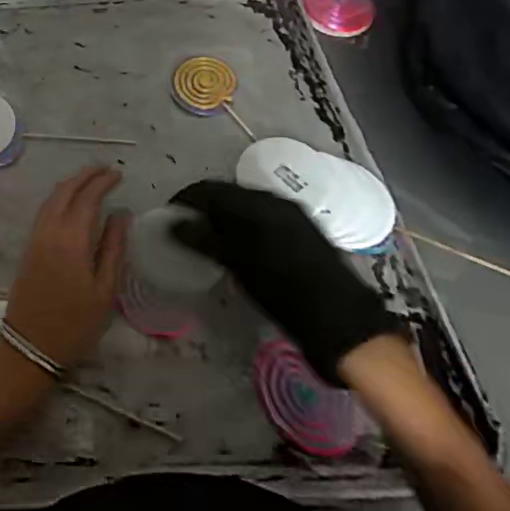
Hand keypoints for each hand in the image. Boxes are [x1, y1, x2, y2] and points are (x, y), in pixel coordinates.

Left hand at [5, 166, 128, 368]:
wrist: (29, 347)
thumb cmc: (75, 323)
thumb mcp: (105, 289)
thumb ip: (114, 247)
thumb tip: (121, 214)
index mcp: (72, 238)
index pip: (88, 197)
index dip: (103, 182)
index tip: (119, 175)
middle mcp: (50, 230)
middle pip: (67, 190)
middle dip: (86, 175)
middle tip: (106, 170)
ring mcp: (36, 237)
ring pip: (53, 197)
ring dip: (72, 183)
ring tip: (92, 180)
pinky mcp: (29, 246)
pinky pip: (46, 209)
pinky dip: (61, 196)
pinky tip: (72, 202)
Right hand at [171, 180, 401, 384]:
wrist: (342, 321)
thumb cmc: (284, 295)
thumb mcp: (239, 268)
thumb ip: (205, 241)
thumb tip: (175, 224)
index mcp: (257, 204)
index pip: (210, 189)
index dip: (185, 200)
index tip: (167, 216)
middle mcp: (275, 200)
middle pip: (227, 193)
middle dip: (203, 207)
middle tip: (183, 228)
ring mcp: (291, 213)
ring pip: (245, 204)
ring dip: (222, 215)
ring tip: (205, 237)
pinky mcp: (302, 228)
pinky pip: (261, 216)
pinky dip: (241, 224)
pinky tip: (235, 244)